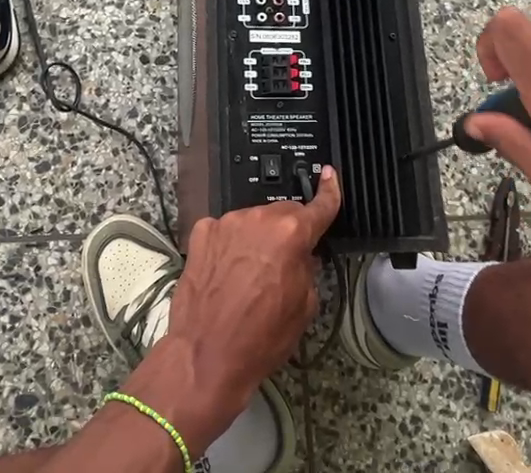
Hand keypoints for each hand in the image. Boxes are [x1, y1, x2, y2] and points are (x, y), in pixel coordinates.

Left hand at [166, 167, 341, 398]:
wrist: (206, 355)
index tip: (329, 175)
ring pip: (252, 221)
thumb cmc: (259, 338)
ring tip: (250, 278)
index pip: (318, 206)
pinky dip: (229, 245)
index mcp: (290, 234)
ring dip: (256, 239)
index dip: (329, 191)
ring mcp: (226, 223)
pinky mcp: (201, 233)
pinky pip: (225, 230)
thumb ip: (307, 268)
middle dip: (287, 233)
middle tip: (283, 265)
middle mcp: (257, 219)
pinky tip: (227, 273)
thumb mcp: (304, 306)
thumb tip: (302, 256)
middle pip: (282, 214)